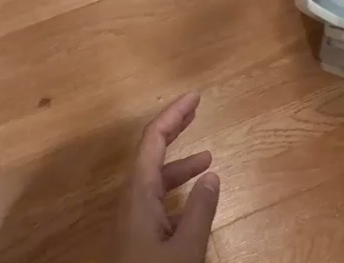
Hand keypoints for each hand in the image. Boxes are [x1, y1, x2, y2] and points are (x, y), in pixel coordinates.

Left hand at [115, 92, 221, 262]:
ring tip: (208, 156)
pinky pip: (156, 197)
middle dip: (174, 126)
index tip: (196, 96)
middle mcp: (131, 197)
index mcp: (138, 192)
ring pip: (155, 175)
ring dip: (179, 160)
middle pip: (151, 149)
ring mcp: (132, 217)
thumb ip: (199, 211)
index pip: (152, 138)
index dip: (173, 113)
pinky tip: (194, 196)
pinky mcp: (137, 236)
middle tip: (198, 107)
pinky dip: (176, 187)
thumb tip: (211, 175)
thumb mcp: (185, 250)